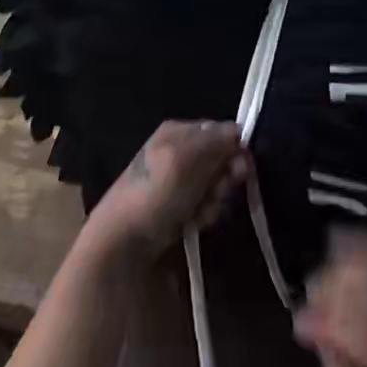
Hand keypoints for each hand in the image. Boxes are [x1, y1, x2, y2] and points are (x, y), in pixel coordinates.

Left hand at [82, 120, 248, 259]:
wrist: (128, 235)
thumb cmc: (157, 191)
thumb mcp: (186, 157)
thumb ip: (215, 140)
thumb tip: (239, 131)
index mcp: (179, 131)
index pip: (223, 132)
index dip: (235, 152)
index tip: (236, 171)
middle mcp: (181, 150)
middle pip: (223, 162)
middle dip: (222, 182)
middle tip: (211, 194)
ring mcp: (181, 178)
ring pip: (218, 187)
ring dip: (214, 202)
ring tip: (197, 213)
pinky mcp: (182, 203)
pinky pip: (208, 205)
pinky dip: (204, 215)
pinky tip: (193, 223)